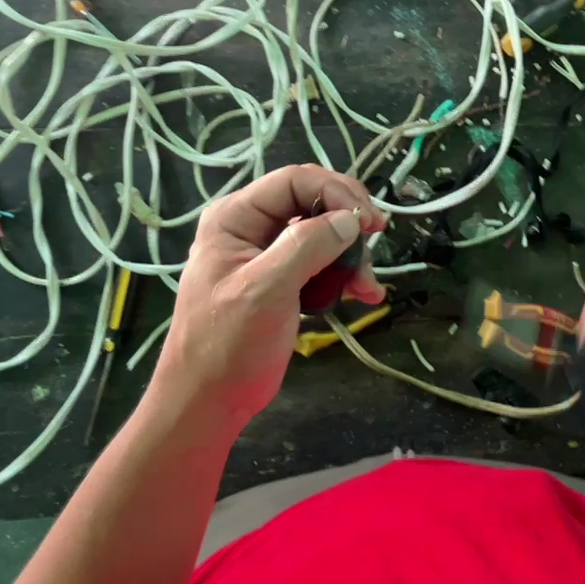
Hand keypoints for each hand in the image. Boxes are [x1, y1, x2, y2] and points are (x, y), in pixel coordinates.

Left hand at [155, 165, 386, 430]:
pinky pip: (320, 262)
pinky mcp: (282, 280)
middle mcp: (250, 226)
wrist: (208, 403)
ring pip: (322, 233)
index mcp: (234, 217)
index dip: (337, 193)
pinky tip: (364, 295)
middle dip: (347, 224)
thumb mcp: (266, 290)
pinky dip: (343, 274)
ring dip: (350, 255)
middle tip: (376, 242)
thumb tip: (351, 219)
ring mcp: (266, 253)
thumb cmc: (226, 345)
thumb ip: (307, 246)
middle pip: (312, 203)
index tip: (370, 222)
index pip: (294, 181)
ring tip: (366, 287)